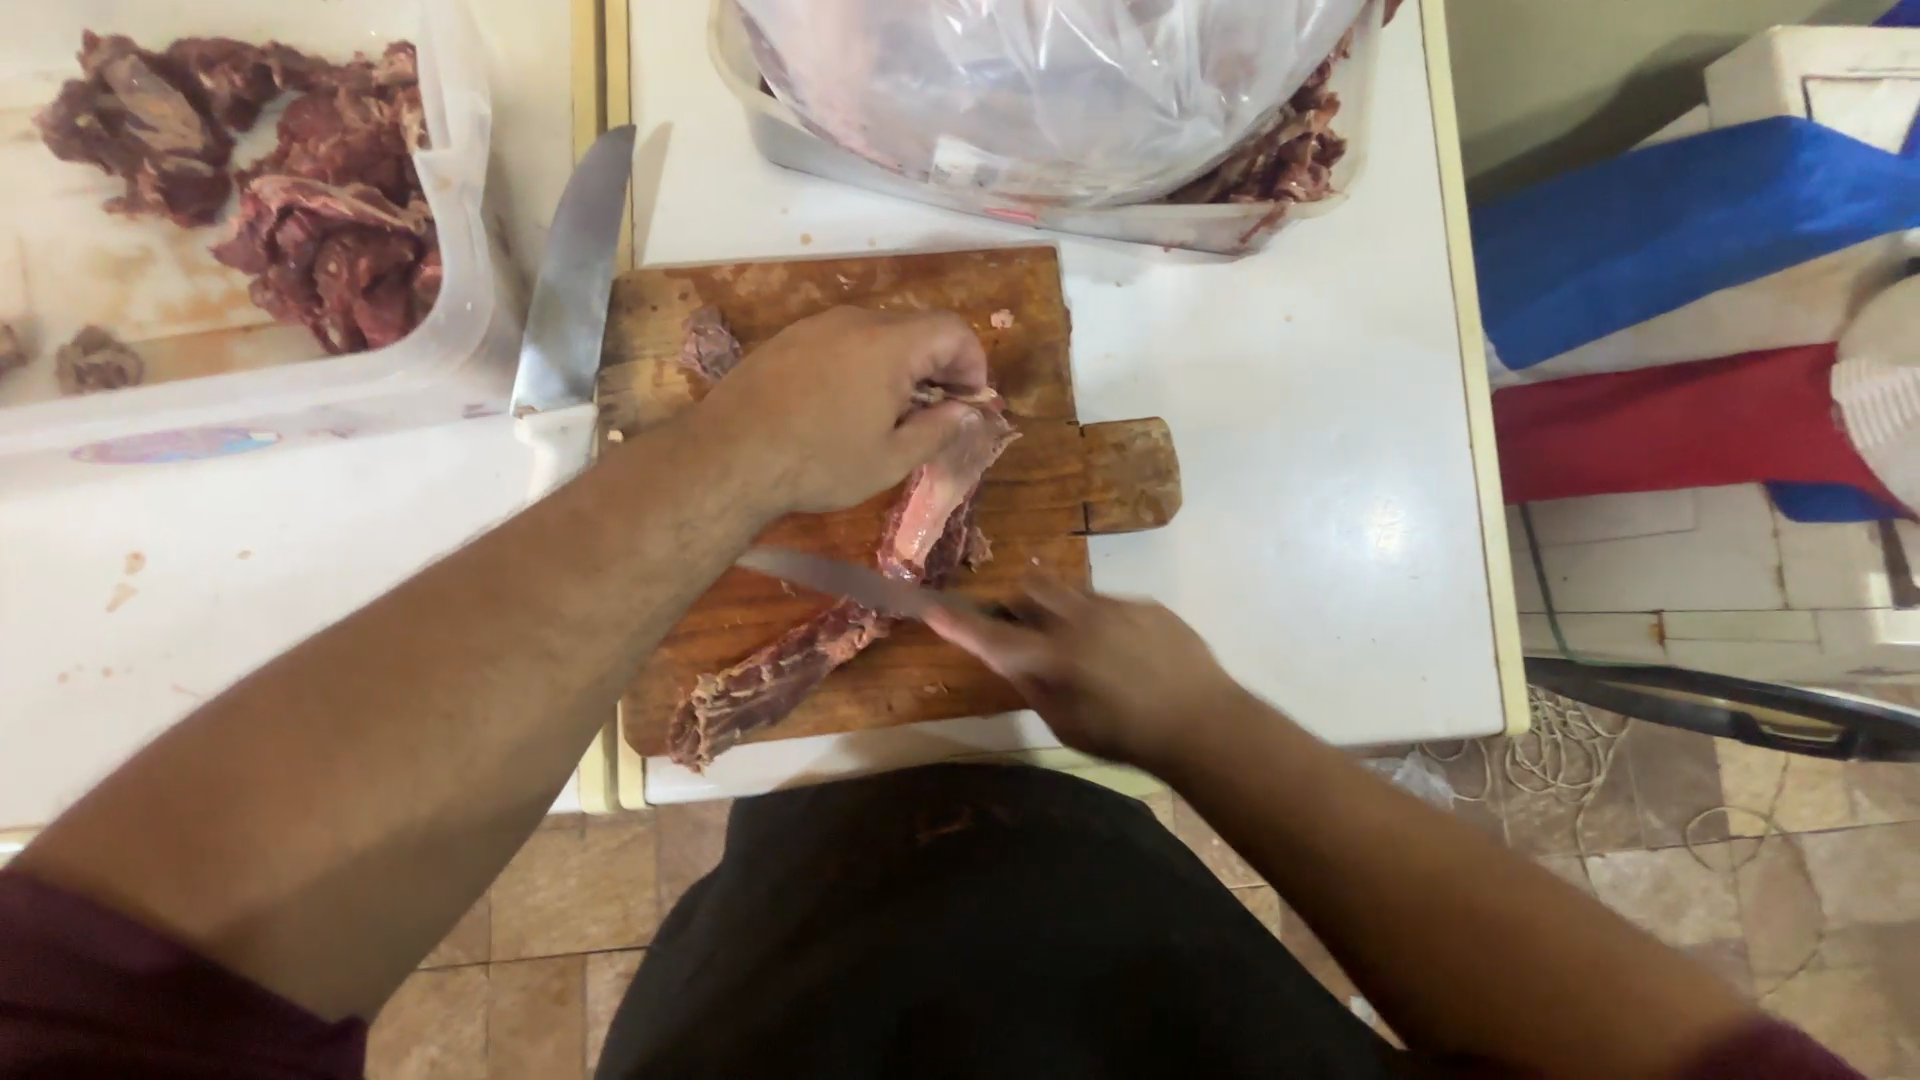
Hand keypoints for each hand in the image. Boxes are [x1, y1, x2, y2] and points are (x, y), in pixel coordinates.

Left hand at [694, 306, 989, 514]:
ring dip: (898, 366)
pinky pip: (840, 342)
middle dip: (938, 366)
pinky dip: (861, 365)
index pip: (953, 330)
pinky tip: (845, 406)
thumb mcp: (890, 459)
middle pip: (915, 328)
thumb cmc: (819, 463)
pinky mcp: (786, 340)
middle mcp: (854, 321)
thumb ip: (937, 430)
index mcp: (889, 344)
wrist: (728, 458)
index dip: (972, 363)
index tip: (970, 402)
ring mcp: (814, 326)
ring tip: (891, 413)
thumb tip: (966, 413)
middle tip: (936, 411)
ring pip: (875, 334)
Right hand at [926, 582, 1252, 770]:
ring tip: (1080, 642)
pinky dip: (1099, 619)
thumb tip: (1010, 661)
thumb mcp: (1068, 726)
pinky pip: (1108, 602)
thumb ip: (1033, 688)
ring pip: (1069, 591)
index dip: (960, 626)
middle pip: (1030, 591)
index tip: (931, 609)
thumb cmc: (1128, 738)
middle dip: (1017, 605)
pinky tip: (1123, 651)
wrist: (1203, 724)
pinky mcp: (1146, 606)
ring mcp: (1117, 608)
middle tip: (1026, 631)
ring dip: (1058, 608)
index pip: (995, 639)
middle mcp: (1081, 621)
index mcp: (1056, 658)